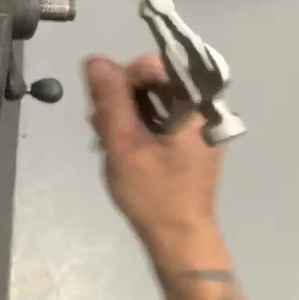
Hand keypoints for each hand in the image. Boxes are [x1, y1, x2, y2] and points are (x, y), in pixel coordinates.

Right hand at [84, 54, 225, 249]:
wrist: (179, 240)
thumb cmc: (154, 194)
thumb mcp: (124, 144)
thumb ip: (111, 98)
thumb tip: (96, 59)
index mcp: (197, 107)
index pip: (159, 66)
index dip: (127, 75)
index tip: (104, 101)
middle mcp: (202, 110)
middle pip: (155, 80)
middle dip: (121, 95)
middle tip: (98, 123)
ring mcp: (196, 126)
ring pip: (153, 98)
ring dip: (123, 110)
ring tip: (103, 136)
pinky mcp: (187, 140)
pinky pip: (157, 116)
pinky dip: (134, 123)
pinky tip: (114, 142)